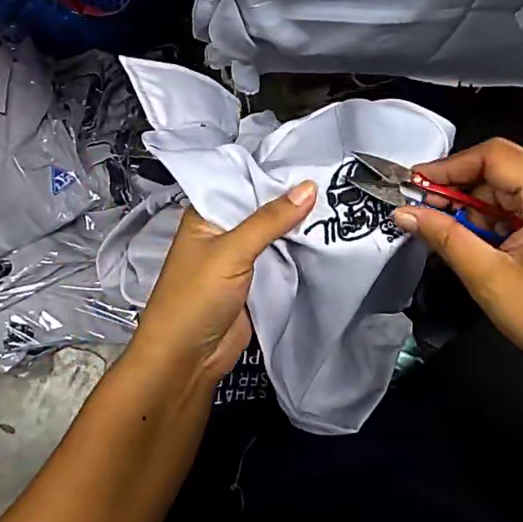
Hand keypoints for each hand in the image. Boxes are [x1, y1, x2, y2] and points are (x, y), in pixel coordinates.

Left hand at [126, 182, 316, 387]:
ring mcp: (238, 256)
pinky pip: (279, 257)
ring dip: (296, 225)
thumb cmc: (194, 299)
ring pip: (272, 233)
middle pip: (260, 207)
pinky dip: (297, 250)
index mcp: (205, 213)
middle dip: (290, 199)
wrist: (187, 360)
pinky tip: (322, 236)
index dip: (272, 172)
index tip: (310, 162)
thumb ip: (270, 220)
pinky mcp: (254, 280)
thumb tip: (308, 187)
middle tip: (331, 181)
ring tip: (335, 204)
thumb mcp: (232, 251)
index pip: (242, 180)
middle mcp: (221, 230)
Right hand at [393, 138, 522, 394]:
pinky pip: (520, 204)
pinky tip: (475, 239)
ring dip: (474, 203)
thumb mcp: (489, 278)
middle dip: (459, 185)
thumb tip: (406, 212)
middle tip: (425, 206)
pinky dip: (492, 216)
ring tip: (446, 228)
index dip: (449, 166)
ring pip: (508, 186)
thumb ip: (444, 237)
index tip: (416, 183)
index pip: (494, 156)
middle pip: (501, 167)